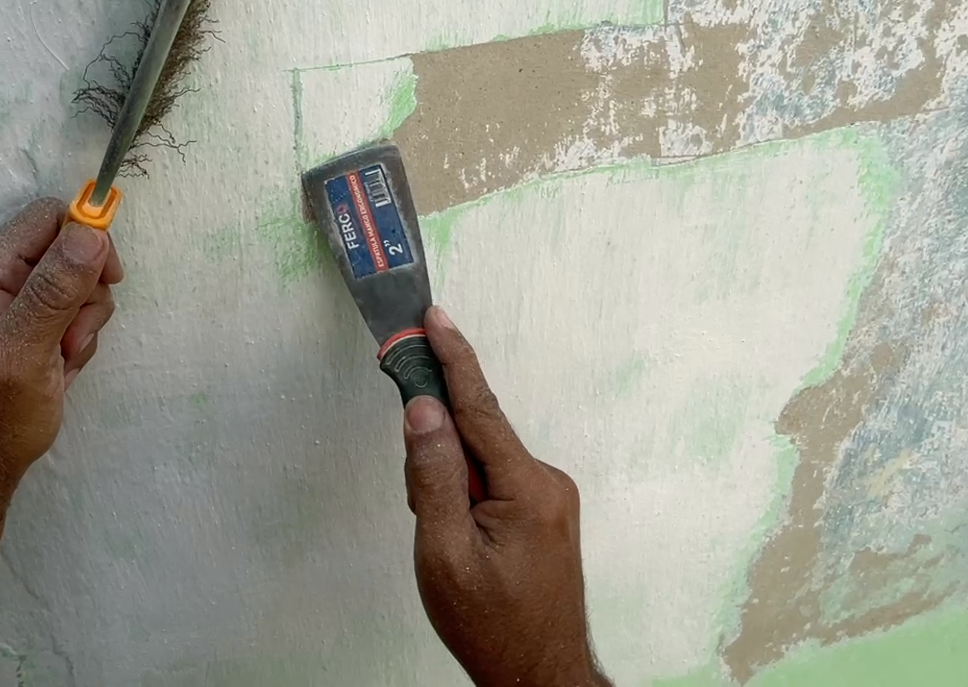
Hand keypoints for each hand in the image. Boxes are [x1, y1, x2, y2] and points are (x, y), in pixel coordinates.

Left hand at [0, 198, 125, 500]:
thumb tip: (91, 231)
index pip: (47, 218)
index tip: (109, 278)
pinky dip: (78, 333)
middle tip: (74, 335)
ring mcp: (10, 297)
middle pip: (68, 247)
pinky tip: (61, 364)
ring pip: (77, 278)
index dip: (86, 238)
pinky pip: (73, 305)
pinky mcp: (27, 319)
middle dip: (86, 290)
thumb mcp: (24, 351)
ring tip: (63, 357)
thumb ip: (55, 289)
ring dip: (84, 317)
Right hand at [403, 307, 608, 686]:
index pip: (479, 407)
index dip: (453, 358)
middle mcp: (545, 479)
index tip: (434, 316)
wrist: (538, 678)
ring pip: (478, 456)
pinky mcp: (542, 506)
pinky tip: (458, 530)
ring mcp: (547, 493)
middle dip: (437, 448)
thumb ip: (431, 475)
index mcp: (527, 486)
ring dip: (448, 477)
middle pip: (474, 433)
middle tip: (420, 499)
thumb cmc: (489, 623)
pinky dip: (463, 489)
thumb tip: (422, 408)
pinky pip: (491, 475)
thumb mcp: (444, 552)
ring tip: (442, 533)